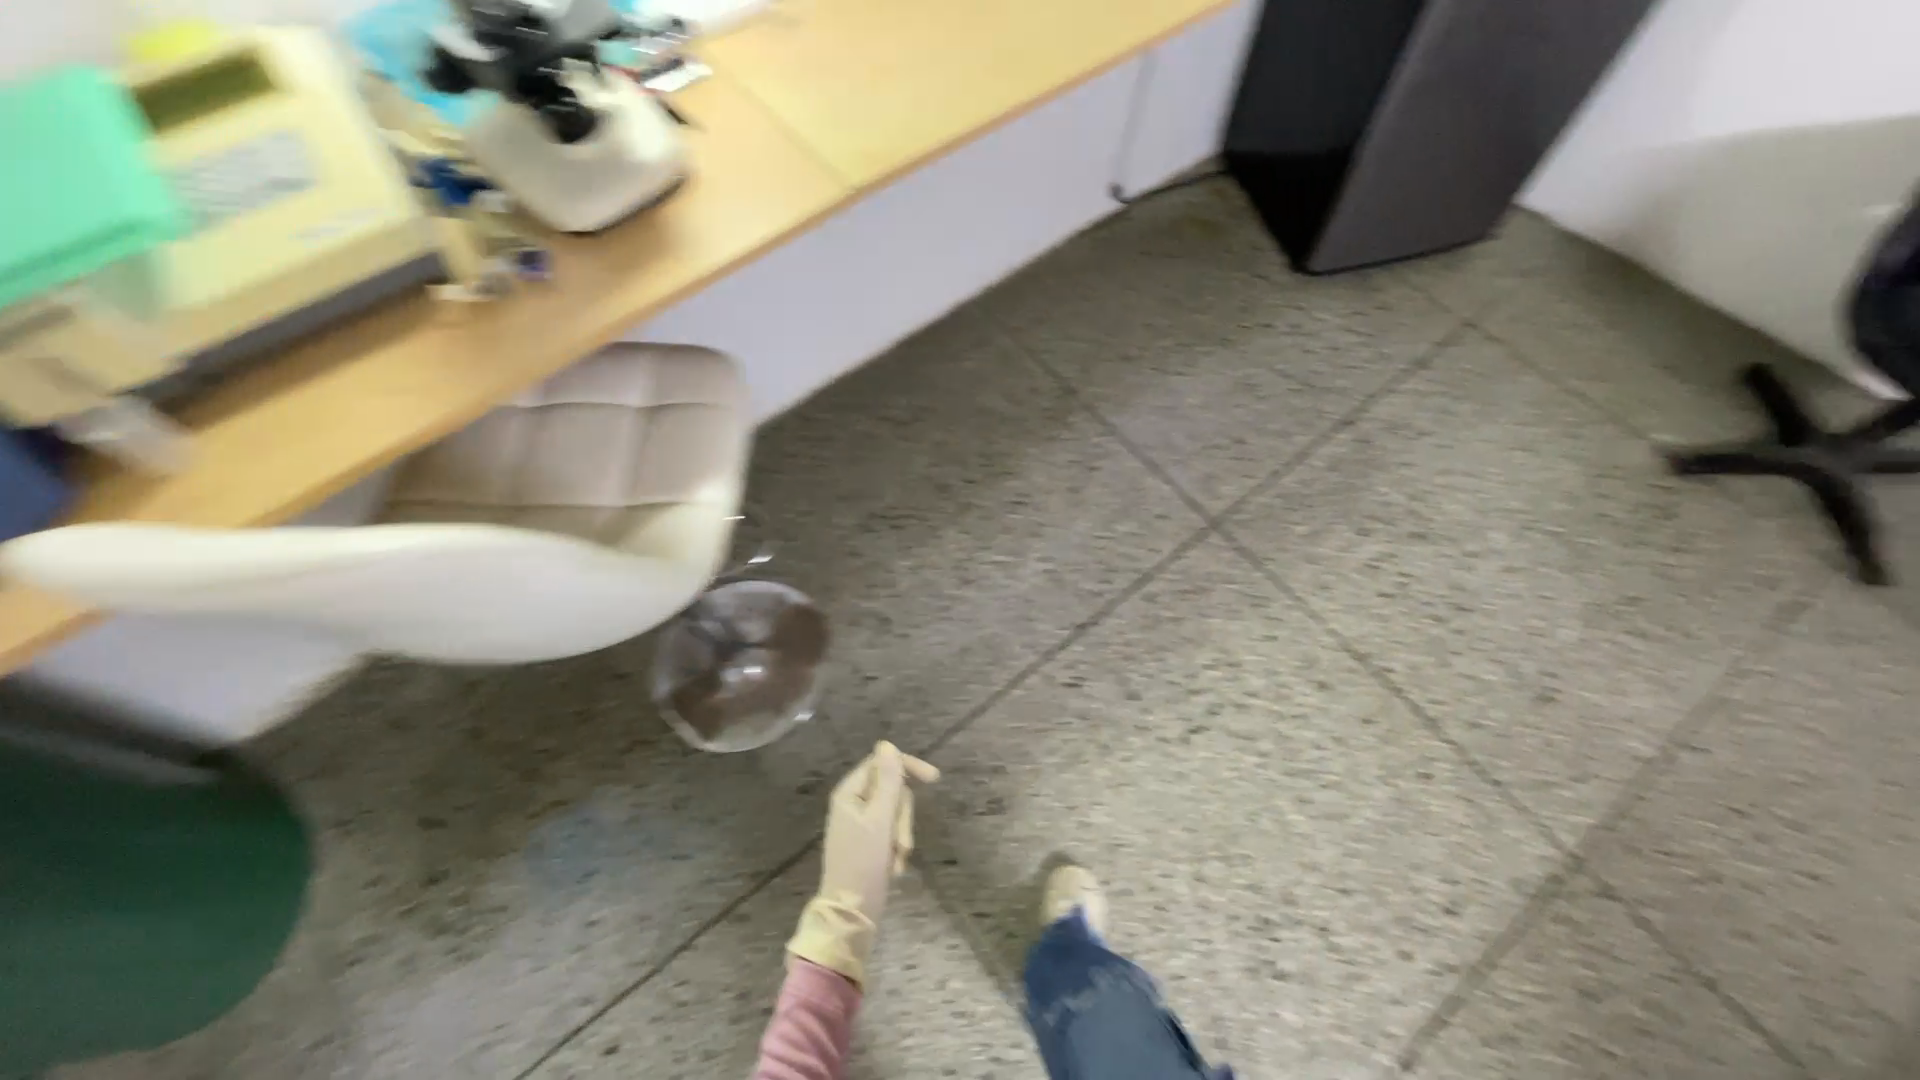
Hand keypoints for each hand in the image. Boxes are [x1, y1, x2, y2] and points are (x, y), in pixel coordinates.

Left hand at [786, 741, 938, 984]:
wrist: (852, 915)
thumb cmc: (863, 864)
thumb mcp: (880, 819)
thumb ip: (888, 781)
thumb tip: (888, 744)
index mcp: (850, 793)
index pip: (882, 763)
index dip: (908, 767)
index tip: (935, 778)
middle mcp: (854, 804)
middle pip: (893, 790)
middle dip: (903, 816)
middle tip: (901, 842)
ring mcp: (862, 825)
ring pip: (896, 813)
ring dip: (902, 836)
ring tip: (897, 860)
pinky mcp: (870, 844)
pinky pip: (892, 833)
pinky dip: (897, 848)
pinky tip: (894, 867)